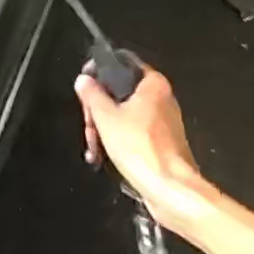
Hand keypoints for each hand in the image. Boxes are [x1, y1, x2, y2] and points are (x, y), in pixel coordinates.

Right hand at [74, 63, 207, 231]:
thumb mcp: (105, 116)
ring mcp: (165, 124)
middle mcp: (163, 99)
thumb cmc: (138, 146)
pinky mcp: (164, 145)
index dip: (99, 72)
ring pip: (125, 116)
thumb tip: (84, 80)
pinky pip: (135, 134)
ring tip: (94, 147)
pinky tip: (104, 156)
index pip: (122, 64)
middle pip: (121, 93)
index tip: (85, 86)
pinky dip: (119, 141)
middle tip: (89, 124)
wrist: (170, 190)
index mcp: (154, 84)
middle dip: (99, 109)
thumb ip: (91, 94)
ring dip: (105, 129)